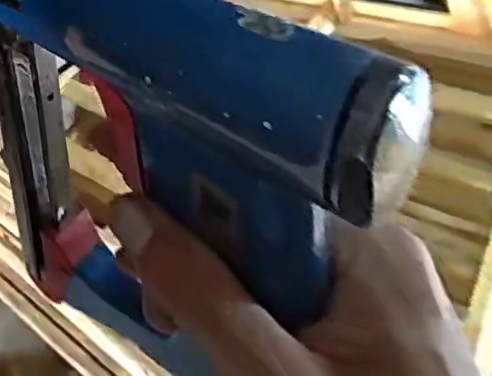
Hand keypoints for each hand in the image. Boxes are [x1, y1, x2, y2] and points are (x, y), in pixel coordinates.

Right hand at [109, 198, 476, 375]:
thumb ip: (200, 293)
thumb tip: (124, 207)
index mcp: (365, 240)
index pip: (253, 169)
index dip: (178, 163)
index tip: (118, 164)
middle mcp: (371, 246)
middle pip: (251, 209)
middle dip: (183, 233)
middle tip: (130, 263)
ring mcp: (373, 288)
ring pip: (260, 250)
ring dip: (202, 273)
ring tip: (160, 311)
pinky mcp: (369, 326)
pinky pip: (282, 288)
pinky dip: (236, 302)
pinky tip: (205, 329)